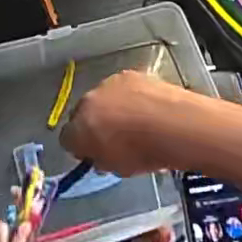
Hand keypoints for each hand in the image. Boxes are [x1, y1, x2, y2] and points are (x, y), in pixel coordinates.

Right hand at [59, 70, 208, 176]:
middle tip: (112, 137)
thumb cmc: (143, 153)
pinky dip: (128, 96)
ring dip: (110, 107)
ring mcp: (109, 83)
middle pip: (82, 113)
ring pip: (102, 97)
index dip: (80, 147)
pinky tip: (144, 107)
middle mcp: (88, 100)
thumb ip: (100, 158)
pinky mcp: (129, 73)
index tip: (93, 153)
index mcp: (79, 127)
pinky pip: (121, 87)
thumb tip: (99, 153)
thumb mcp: (116, 168)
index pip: (67, 138)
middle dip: (92, 124)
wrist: (174, 125)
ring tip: (132, 121)